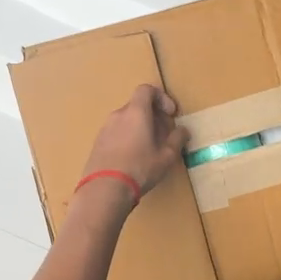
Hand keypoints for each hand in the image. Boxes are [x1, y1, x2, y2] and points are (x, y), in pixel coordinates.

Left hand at [81, 85, 190, 202]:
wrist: (104, 189)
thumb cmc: (140, 168)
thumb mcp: (166, 156)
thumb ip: (177, 139)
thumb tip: (183, 130)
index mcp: (136, 112)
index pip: (146, 90)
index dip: (161, 97)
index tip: (170, 114)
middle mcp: (118, 115)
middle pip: (137, 106)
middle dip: (153, 116)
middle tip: (163, 134)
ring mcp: (105, 129)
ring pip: (126, 120)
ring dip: (140, 128)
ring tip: (149, 148)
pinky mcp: (97, 143)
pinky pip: (116, 132)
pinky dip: (127, 137)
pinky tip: (132, 158)